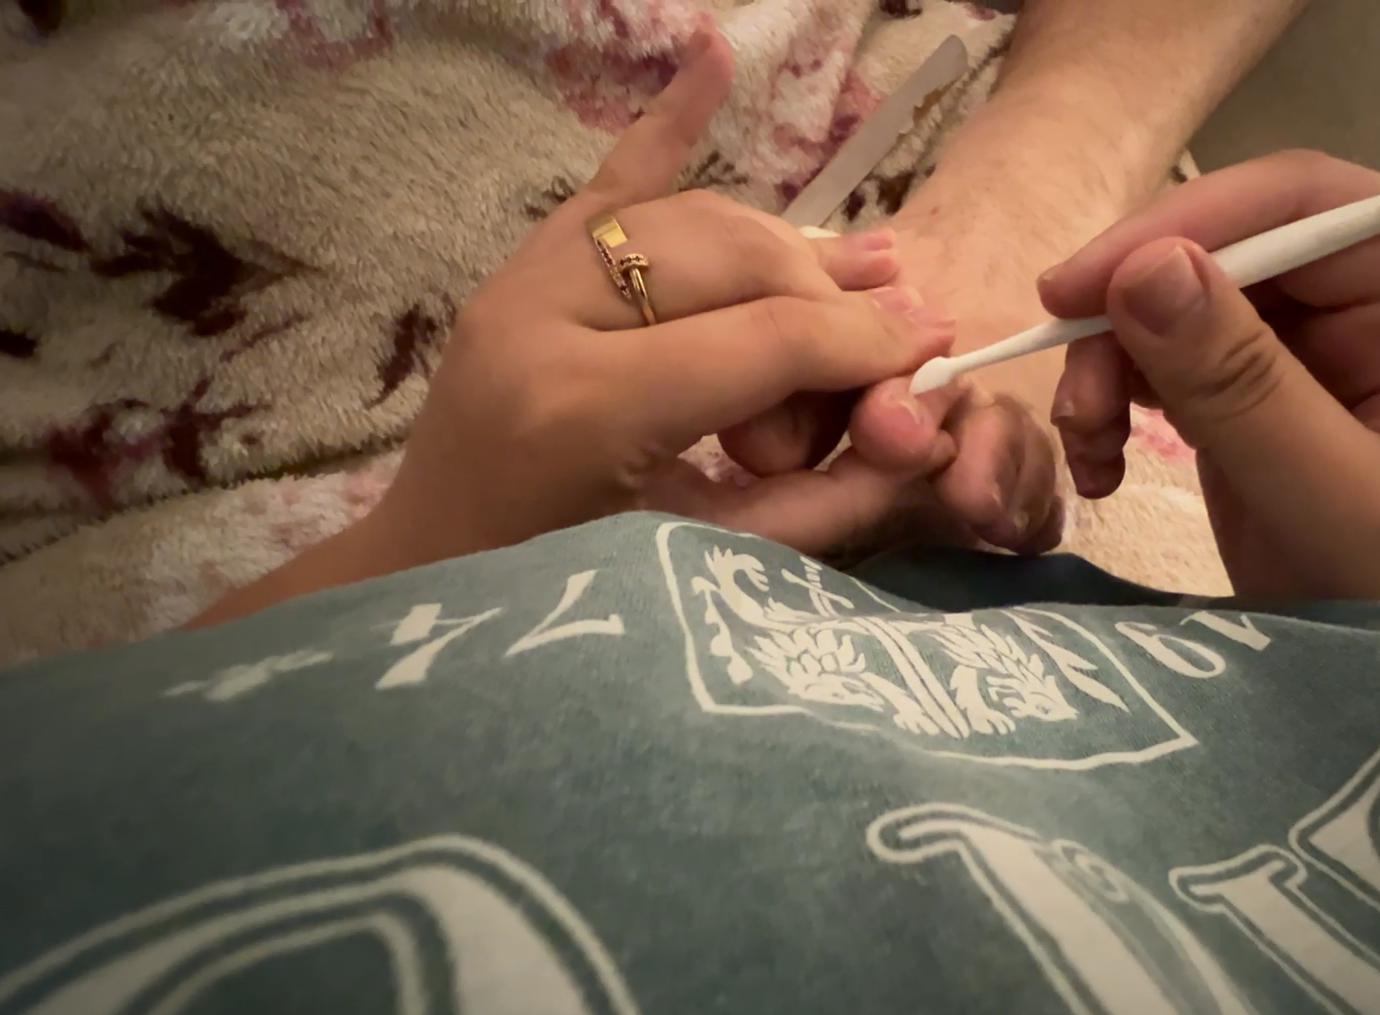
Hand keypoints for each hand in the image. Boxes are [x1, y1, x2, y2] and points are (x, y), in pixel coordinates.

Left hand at [371, 27, 958, 565]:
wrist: (446, 574)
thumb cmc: (581, 591)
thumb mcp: (711, 562)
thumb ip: (822, 501)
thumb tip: (915, 428)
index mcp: (588, 410)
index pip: (766, 339)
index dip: (864, 340)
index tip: (933, 346)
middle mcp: (546, 314)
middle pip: (736, 255)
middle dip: (827, 301)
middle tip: (876, 350)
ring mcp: (524, 276)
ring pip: (698, 217)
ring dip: (789, 250)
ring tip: (862, 272)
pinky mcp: (522, 267)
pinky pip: (609, 182)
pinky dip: (667, 125)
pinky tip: (711, 57)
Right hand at [1038, 151, 1379, 635]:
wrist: (1379, 699)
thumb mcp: (1325, 500)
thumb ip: (1239, 385)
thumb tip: (1142, 270)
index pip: (1312, 206)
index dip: (1191, 222)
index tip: (1079, 287)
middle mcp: (1372, 315)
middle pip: (1231, 256)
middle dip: (1132, 318)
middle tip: (1069, 393)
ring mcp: (1304, 359)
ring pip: (1180, 311)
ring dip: (1110, 369)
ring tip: (1086, 448)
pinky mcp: (1247, 401)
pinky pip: (1162, 370)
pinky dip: (1115, 408)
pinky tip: (1101, 466)